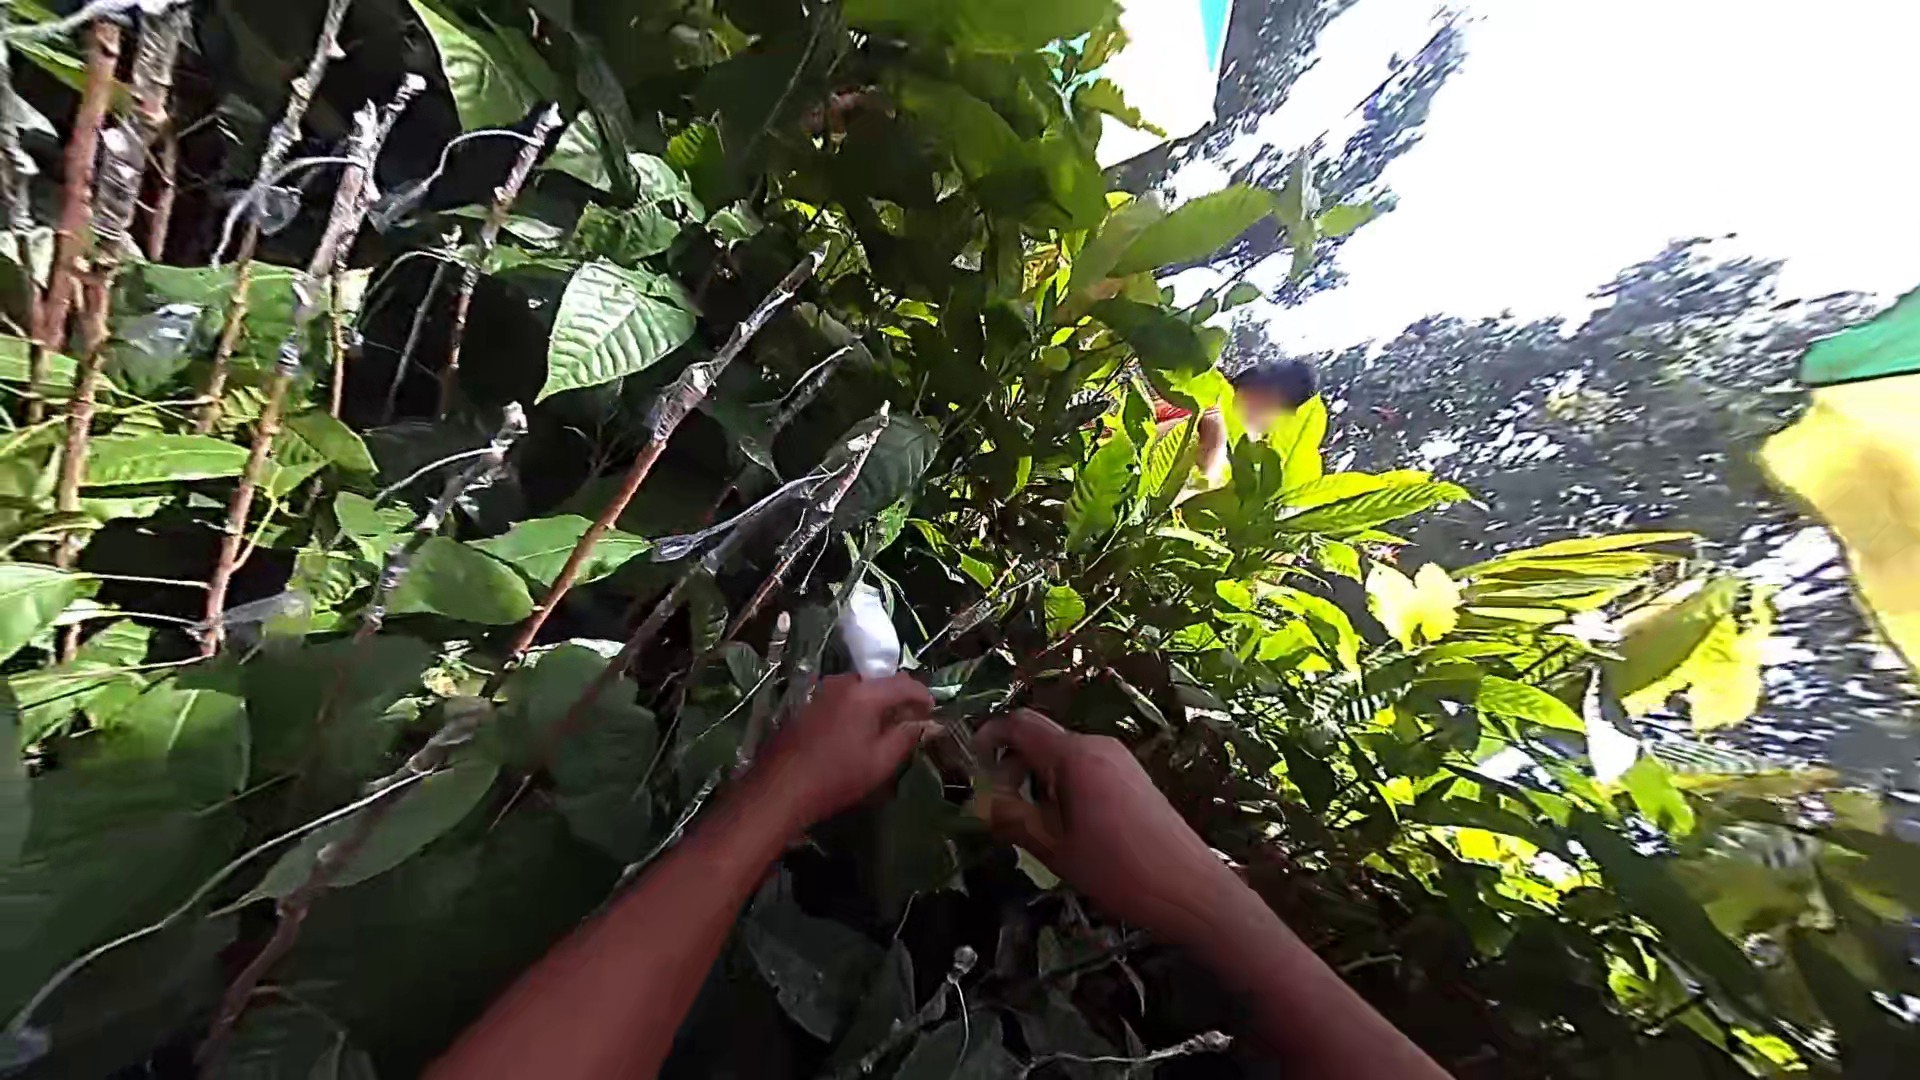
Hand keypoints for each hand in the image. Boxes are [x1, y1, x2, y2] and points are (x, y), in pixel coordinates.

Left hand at [749, 673, 936, 827]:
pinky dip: (855, 707)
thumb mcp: (880, 762)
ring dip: (875, 702)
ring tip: (883, 727)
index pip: (904, 683)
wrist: (778, 790)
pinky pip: (841, 697)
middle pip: (880, 682)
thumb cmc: (835, 778)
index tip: (932, 711)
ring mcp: (821, 691)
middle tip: (909, 720)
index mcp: (865, 693)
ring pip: (859, 689)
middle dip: (898, 698)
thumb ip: (906, 736)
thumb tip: (927, 723)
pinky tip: (855, 731)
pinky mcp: (806, 703)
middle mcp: (843, 683)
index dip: (922, 695)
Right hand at [974, 710, 1247, 945]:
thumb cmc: (1121, 872)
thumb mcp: (1056, 851)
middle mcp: (1096, 744)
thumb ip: (1013, 820)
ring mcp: (1117, 756)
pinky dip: (1062, 781)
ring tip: (1037, 822)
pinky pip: (1083, 762)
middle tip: (1002, 806)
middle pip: (1040, 737)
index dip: (989, 736)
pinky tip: (1069, 821)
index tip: (971, 765)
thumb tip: (979, 802)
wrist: (1195, 891)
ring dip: (1038, 776)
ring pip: (1061, 752)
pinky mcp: (1130, 772)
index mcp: (1075, 755)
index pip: (1019, 724)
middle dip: (1013, 764)